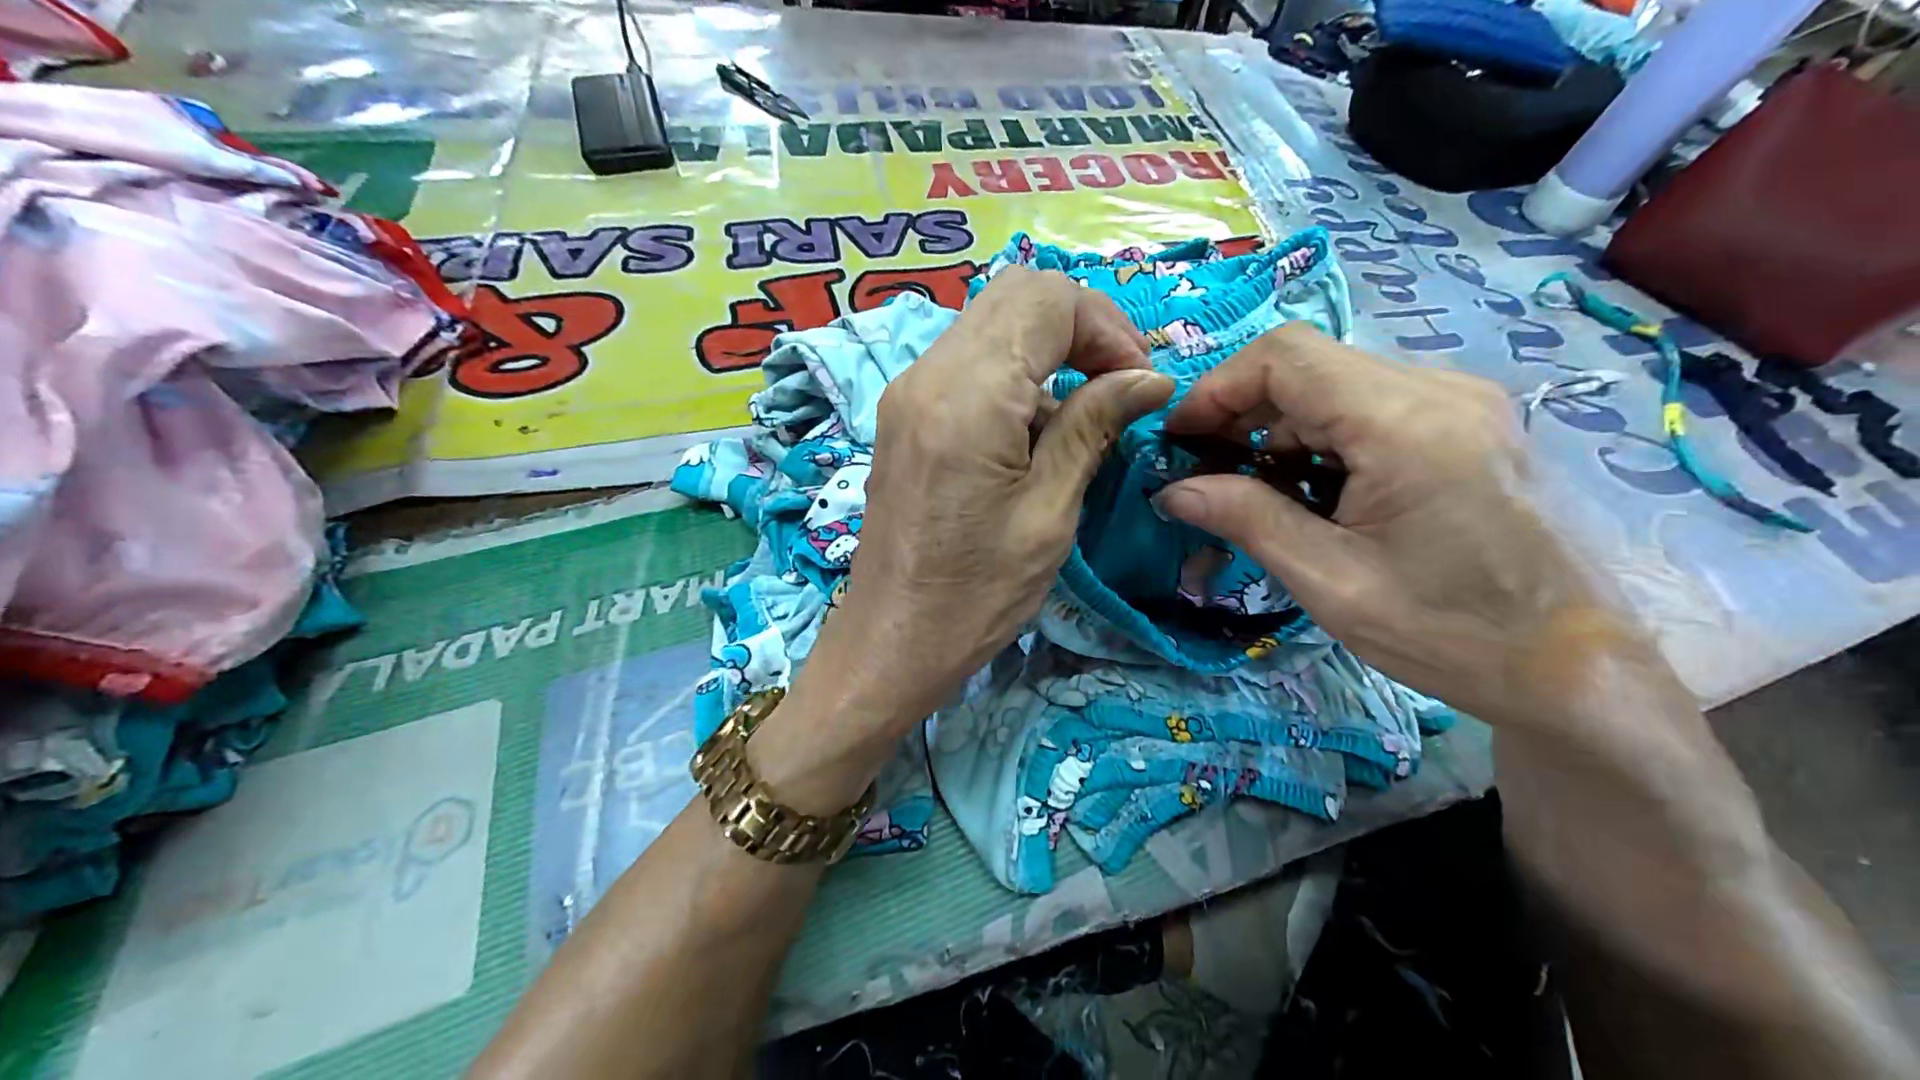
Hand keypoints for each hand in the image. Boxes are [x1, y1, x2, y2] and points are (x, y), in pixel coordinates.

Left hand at [751, 268, 1172, 807]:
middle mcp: (928, 374)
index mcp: (968, 396)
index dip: (1108, 328)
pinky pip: (968, 361)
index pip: (1047, 299)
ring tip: (1087, 410)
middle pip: (1016, 295)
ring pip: (991, 323)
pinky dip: (1014, 372)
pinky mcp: (904, 414)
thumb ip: (1094, 428)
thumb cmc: (976, 595)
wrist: (891, 641)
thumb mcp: (1049, 514)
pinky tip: (1037, 428)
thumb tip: (1150, 379)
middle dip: (1081, 325)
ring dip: (1048, 348)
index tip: (1139, 385)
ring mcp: (908, 390)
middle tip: (1120, 384)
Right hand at [1156, 323, 1606, 723]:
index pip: (1286, 356)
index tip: (1177, 442)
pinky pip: (1370, 408)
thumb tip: (1170, 491)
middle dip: (1240, 411)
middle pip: (1309, 365)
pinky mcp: (1468, 427)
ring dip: (1278, 428)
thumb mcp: (1329, 580)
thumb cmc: (1447, 632)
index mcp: (1407, 422)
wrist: (1574, 671)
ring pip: (1336, 384)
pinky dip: (1319, 439)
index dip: (1216, 388)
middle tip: (1201, 471)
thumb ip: (1245, 519)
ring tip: (1248, 490)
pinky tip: (1307, 491)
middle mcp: (1440, 391)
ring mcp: (1461, 404)